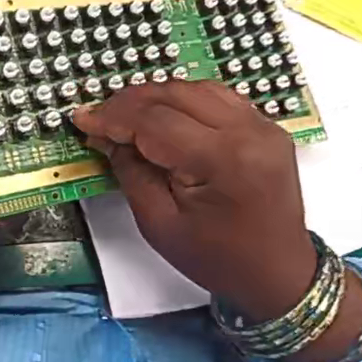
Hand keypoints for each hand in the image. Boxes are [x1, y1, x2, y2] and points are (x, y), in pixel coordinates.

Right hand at [71, 81, 316, 320]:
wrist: (278, 273)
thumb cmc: (218, 259)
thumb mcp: (159, 223)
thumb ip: (130, 172)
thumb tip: (106, 137)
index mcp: (222, 161)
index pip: (155, 121)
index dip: (113, 117)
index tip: (83, 119)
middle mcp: (248, 133)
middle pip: (175, 94)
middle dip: (129, 102)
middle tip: (100, 118)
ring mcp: (262, 127)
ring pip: (196, 88)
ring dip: (156, 96)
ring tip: (125, 116)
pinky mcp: (266, 128)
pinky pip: (218, 97)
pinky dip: (184, 99)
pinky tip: (162, 114)